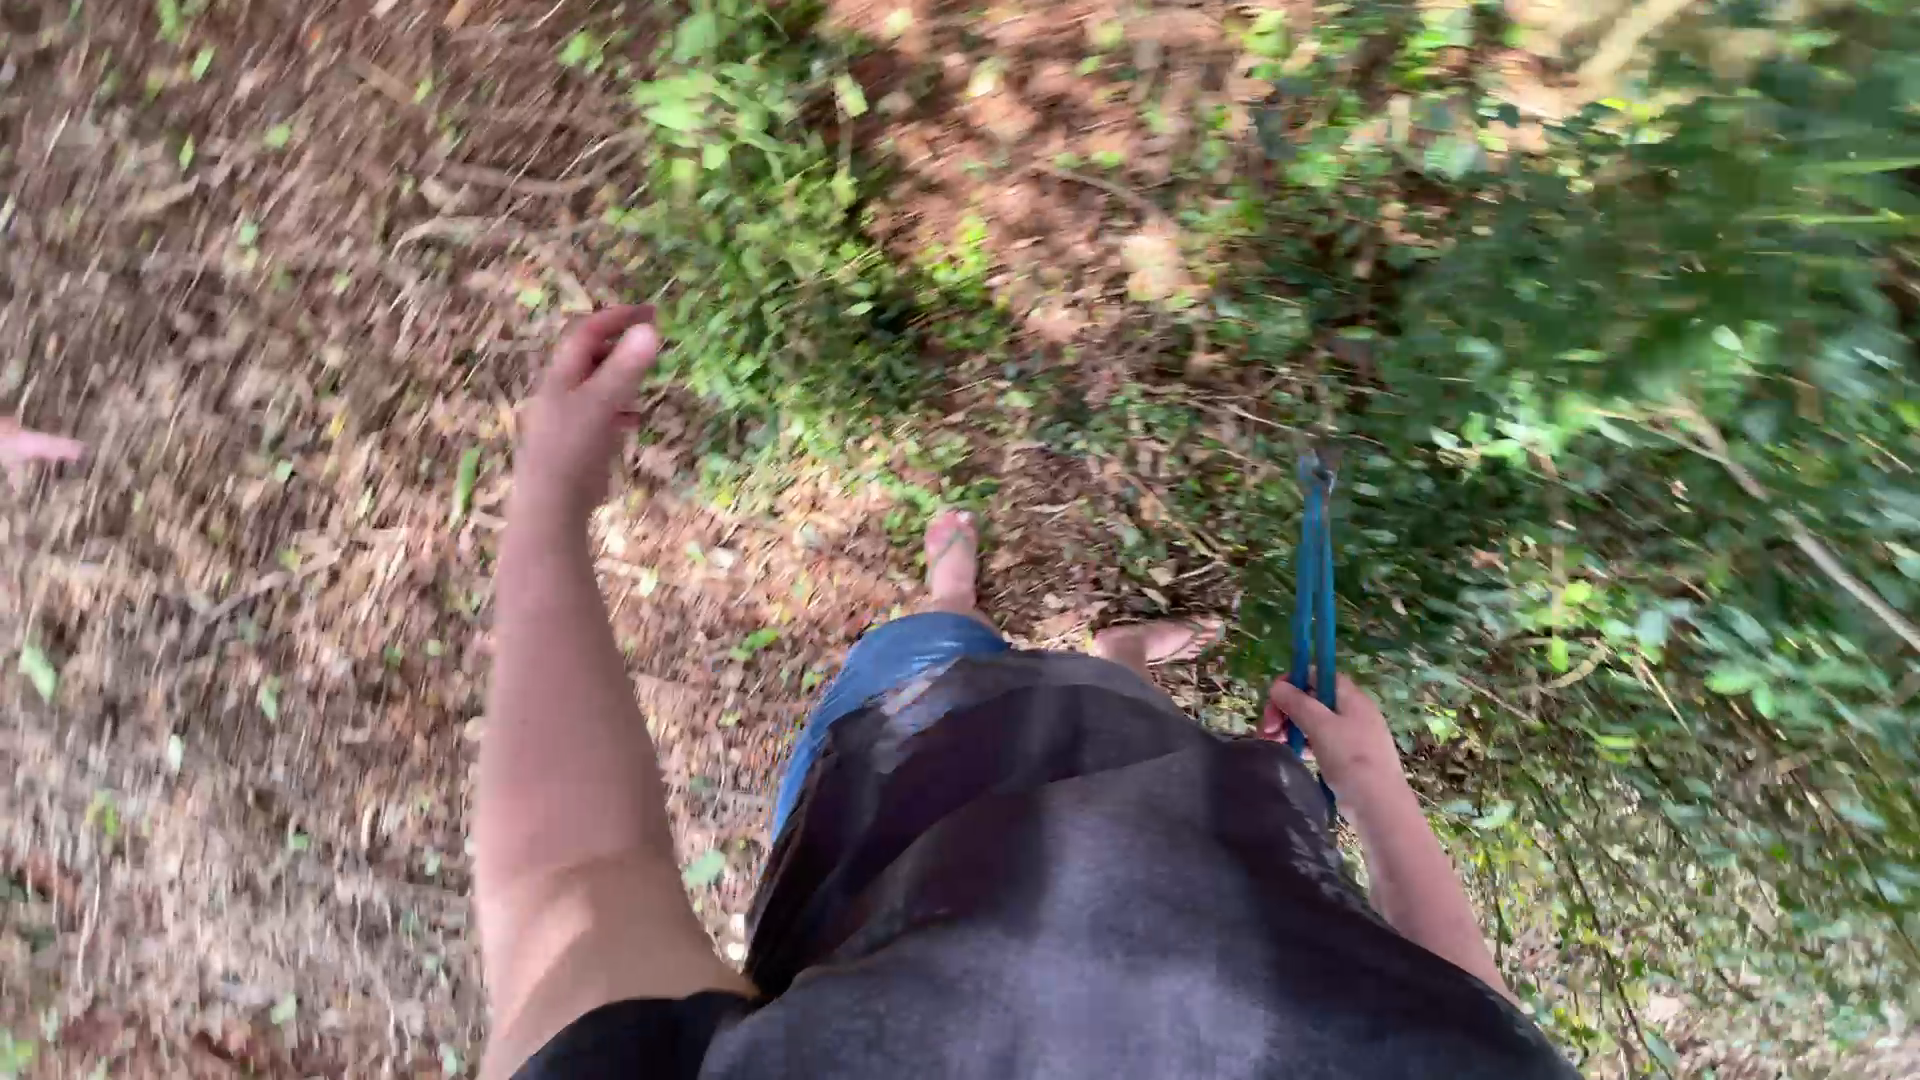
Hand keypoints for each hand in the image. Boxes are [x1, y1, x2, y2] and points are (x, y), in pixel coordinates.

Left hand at [512, 305, 661, 522]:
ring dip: (622, 374)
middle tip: (651, 338)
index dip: (616, 318)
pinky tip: (636, 418)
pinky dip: (622, 407)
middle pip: (591, 356)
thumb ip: (626, 367)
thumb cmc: (573, 446)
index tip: (649, 312)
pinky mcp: (582, 439)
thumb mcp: (602, 402)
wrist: (554, 499)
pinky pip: (604, 411)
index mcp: (562, 375)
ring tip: (647, 374)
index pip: (588, 333)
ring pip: (599, 384)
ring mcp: (572, 415)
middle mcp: (563, 390)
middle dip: (620, 343)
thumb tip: (650, 329)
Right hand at [1262, 675, 1407, 802]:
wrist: (1378, 806)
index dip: (1294, 680)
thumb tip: (1276, 686)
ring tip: (1272, 742)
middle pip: (1311, 699)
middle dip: (1285, 709)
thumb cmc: (1350, 758)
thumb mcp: (1320, 725)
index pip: (1318, 675)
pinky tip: (1291, 753)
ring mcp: (1349, 735)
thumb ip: (1297, 702)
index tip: (1274, 696)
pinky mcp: (1345, 756)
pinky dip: (1301, 742)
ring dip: (1289, 727)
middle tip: (1267, 727)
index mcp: (1351, 698)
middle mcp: (1351, 712)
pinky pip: (1317, 740)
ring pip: (1311, 721)